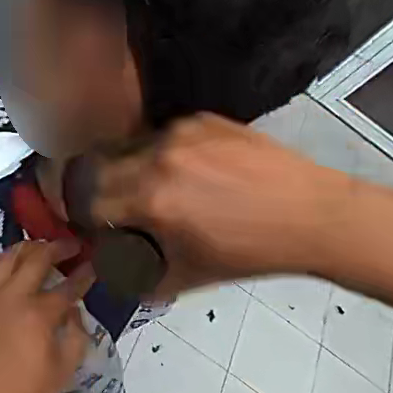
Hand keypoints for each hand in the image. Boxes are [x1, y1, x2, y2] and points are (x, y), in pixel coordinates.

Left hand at [0, 240, 95, 392]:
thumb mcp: (62, 374)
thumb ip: (75, 337)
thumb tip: (73, 313)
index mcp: (40, 314)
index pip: (70, 286)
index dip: (85, 274)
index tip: (94, 266)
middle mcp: (12, 296)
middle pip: (39, 258)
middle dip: (60, 247)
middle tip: (72, 246)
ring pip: (7, 256)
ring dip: (27, 248)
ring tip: (39, 249)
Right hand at [81, 114, 364, 294]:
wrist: (309, 213)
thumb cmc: (249, 252)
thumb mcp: (188, 274)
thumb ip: (137, 270)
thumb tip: (107, 267)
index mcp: (153, 199)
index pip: (88, 201)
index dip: (83, 215)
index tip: (92, 224)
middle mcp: (159, 157)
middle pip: (98, 166)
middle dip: (97, 188)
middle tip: (114, 205)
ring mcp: (183, 131)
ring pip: (131, 146)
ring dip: (130, 168)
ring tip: (157, 189)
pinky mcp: (205, 118)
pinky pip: (164, 135)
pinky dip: (163, 154)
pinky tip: (190, 172)